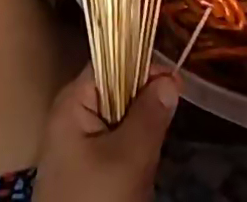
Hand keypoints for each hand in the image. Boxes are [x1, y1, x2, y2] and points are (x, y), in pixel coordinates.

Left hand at [33, 65, 179, 200]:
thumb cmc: (95, 201)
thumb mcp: (128, 158)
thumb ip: (150, 114)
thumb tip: (170, 79)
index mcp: (73, 100)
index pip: (111, 59)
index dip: (143, 63)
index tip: (174, 80)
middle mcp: (73, 112)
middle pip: (118, 86)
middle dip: (144, 102)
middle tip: (162, 122)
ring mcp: (78, 139)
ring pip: (122, 115)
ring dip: (141, 130)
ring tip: (148, 153)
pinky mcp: (86, 163)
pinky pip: (117, 140)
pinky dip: (133, 149)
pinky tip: (140, 168)